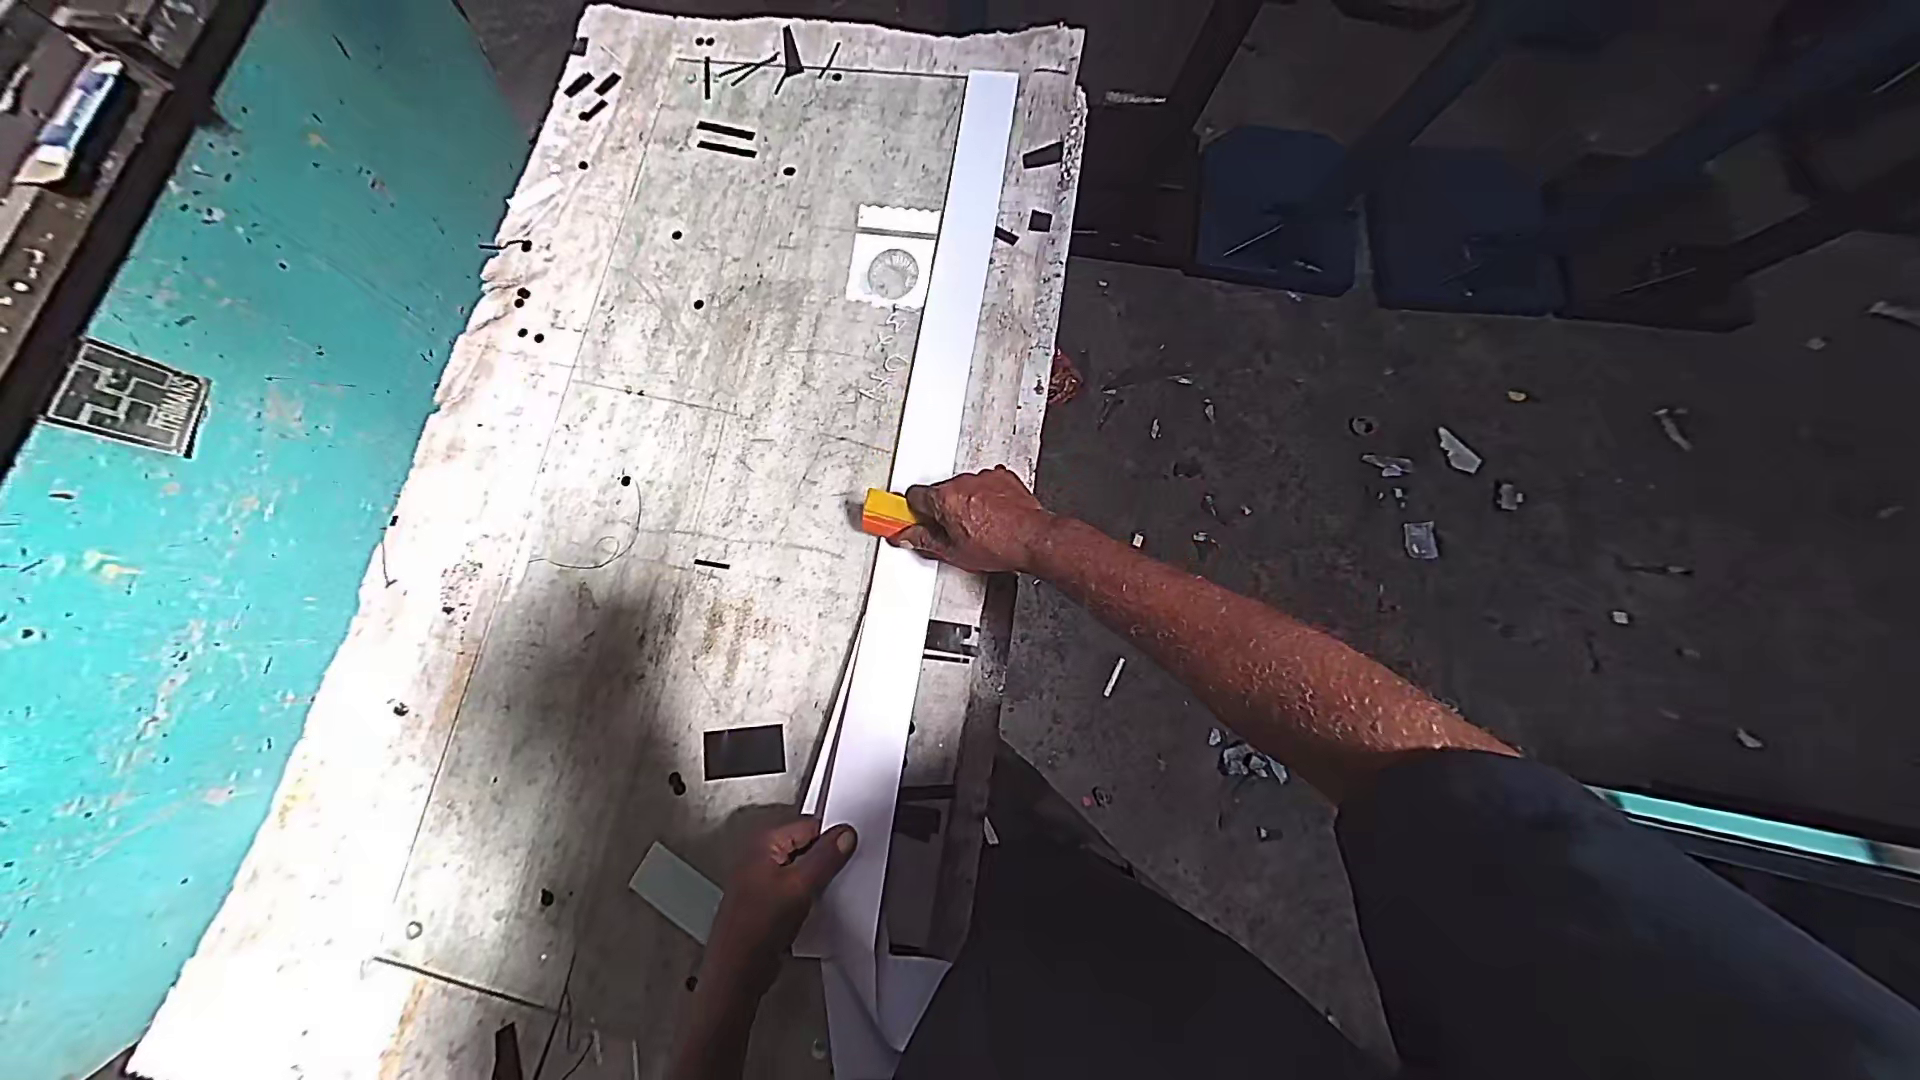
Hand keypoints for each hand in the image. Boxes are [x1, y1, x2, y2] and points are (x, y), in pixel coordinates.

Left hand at [702, 817, 856, 993]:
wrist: (736, 976)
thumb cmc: (753, 932)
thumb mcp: (800, 887)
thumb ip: (826, 857)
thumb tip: (843, 836)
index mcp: (763, 842)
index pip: (809, 825)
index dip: (830, 837)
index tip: (845, 849)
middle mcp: (758, 856)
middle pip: (805, 844)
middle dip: (822, 859)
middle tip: (829, 875)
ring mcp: (761, 879)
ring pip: (801, 868)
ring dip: (814, 880)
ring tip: (814, 896)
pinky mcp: (766, 900)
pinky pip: (795, 887)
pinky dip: (805, 895)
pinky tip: (807, 909)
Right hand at [889, 466, 1055, 573]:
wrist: (1034, 539)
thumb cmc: (999, 546)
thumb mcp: (953, 552)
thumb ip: (924, 541)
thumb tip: (907, 537)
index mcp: (944, 498)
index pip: (913, 496)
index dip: (913, 511)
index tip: (914, 520)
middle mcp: (962, 482)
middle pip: (939, 492)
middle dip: (941, 510)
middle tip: (950, 531)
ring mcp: (984, 477)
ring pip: (962, 488)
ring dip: (964, 503)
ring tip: (977, 526)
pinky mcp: (1002, 477)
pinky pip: (985, 485)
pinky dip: (985, 497)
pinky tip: (991, 517)